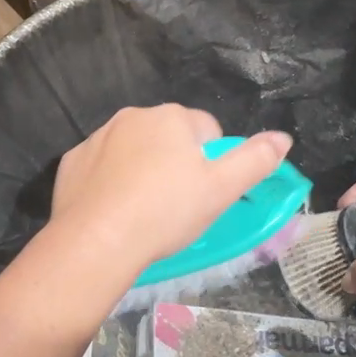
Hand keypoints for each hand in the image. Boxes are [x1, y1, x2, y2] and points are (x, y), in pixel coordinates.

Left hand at [48, 104, 292, 281]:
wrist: (97, 240)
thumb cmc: (166, 212)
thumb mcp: (221, 189)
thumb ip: (255, 160)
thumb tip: (282, 138)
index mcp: (172, 117)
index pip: (207, 130)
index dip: (212, 162)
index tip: (204, 193)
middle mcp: (133, 116)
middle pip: (168, 137)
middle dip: (175, 163)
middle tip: (176, 205)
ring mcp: (98, 137)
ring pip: (133, 150)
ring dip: (142, 170)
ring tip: (143, 211)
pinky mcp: (72, 161)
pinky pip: (101, 166)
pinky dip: (109, 182)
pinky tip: (113, 210)